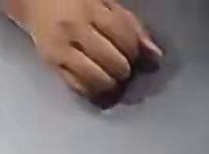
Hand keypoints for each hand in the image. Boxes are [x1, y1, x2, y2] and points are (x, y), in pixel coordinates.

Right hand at [4, 0, 160, 100]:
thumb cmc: (76, 3)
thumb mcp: (104, 4)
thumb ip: (131, 27)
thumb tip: (156, 56)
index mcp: (88, 7)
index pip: (126, 40)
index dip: (134, 50)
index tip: (129, 50)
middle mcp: (73, 27)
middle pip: (116, 64)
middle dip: (123, 68)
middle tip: (118, 64)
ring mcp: (61, 48)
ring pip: (101, 81)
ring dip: (111, 83)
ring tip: (107, 74)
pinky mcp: (52, 65)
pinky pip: (83, 90)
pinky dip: (94, 90)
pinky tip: (94, 81)